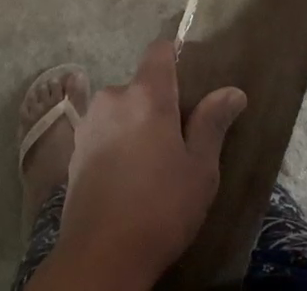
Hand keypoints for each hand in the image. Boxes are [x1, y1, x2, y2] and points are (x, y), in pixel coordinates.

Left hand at [31, 40, 246, 289]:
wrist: (101, 255)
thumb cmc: (161, 207)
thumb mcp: (200, 169)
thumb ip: (212, 124)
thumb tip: (232, 91)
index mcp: (146, 94)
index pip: (159, 51)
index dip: (175, 57)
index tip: (191, 81)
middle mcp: (112, 98)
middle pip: (141, 86)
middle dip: (159, 104)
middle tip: (179, 140)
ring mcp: (89, 124)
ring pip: (121, 111)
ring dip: (136, 126)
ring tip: (153, 165)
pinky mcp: (74, 150)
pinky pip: (104, 133)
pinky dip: (117, 145)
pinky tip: (127, 179)